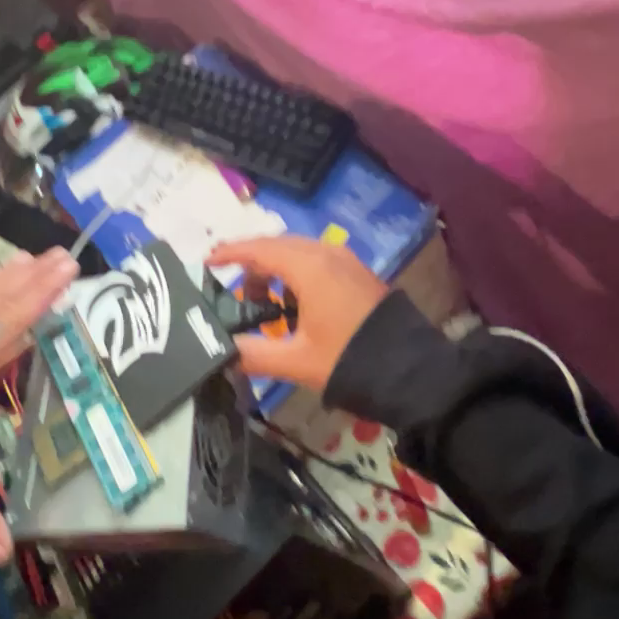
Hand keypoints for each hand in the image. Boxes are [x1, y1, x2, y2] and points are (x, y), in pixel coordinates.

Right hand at [207, 237, 388, 391]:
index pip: (259, 249)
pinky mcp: (358, 275)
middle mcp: (327, 254)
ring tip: (262, 306)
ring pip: (299, 255)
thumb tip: (223, 351)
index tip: (207, 261)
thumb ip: (253, 354)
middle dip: (252, 266)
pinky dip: (297, 277)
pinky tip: (293, 307)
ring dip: (276, 273)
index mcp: (309, 266)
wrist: (411, 371)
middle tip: (232, 293)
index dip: (230, 254)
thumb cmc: (349, 360)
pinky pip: (318, 263)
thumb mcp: (296, 361)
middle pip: (278, 247)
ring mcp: (346, 262)